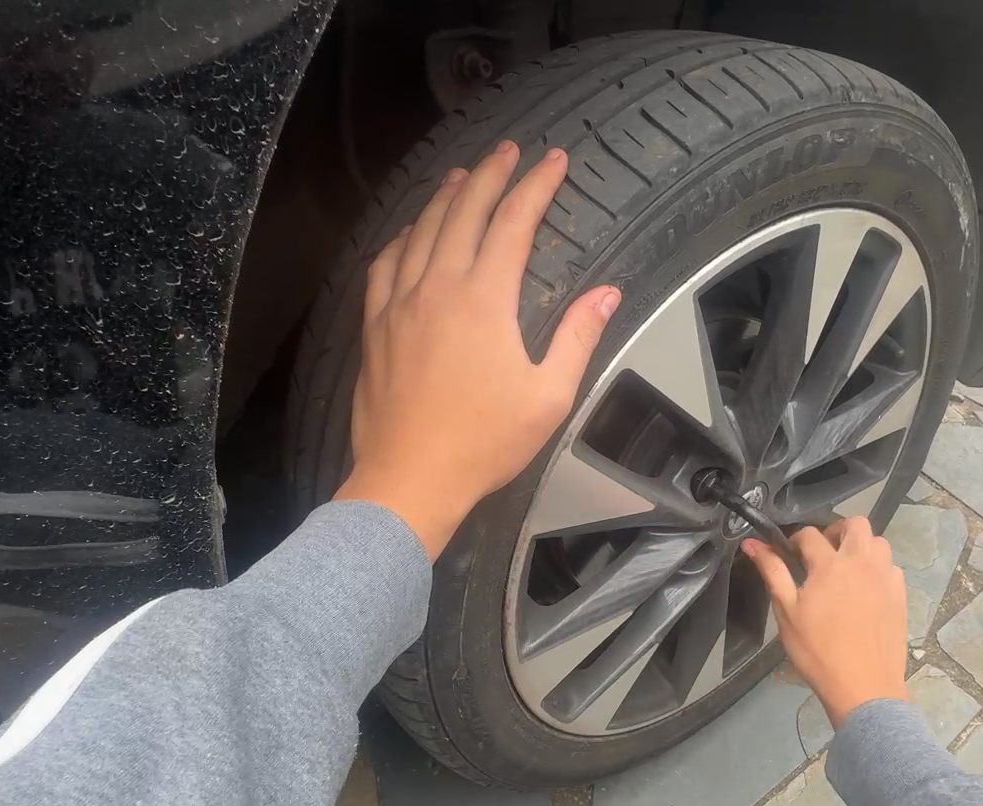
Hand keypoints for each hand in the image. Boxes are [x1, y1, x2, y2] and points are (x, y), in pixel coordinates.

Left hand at [334, 141, 622, 557]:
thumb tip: (607, 293)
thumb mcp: (548, 398)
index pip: (514, 224)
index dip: (537, 186)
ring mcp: (399, 304)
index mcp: (485, 301)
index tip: (555, 160)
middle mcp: (438, 287)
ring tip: (463, 176)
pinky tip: (411, 233)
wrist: (411, 478)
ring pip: (421, 230)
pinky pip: (385, 264)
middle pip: (464, 212)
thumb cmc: (485, 443)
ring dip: (446, 197)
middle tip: (508, 150)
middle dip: (491, 174)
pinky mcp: (375, 326)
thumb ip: (577, 338)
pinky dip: (403, 237)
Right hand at [743, 518, 908, 727]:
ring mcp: (886, 577)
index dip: (795, 540)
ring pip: (878, 542)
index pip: (810, 534)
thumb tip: (753, 543)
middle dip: (836, 530)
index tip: (789, 554)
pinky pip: (891, 567)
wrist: (864, 685)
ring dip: (860, 546)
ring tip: (845, 569)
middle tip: (822, 554)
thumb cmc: (818, 650)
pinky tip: (865, 590)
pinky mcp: (900, 594)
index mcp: (831, 565)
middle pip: (856, 524)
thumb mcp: (786, 611)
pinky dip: (877, 568)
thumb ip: (772, 571)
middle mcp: (862, 563)